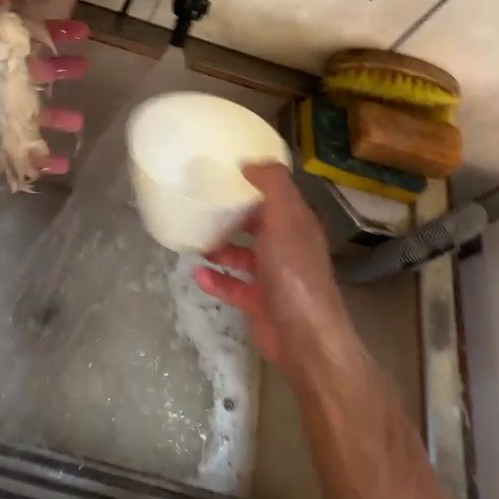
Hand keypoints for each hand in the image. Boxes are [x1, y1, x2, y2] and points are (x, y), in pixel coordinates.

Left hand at [0, 0, 87, 171]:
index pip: (24, 28)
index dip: (51, 24)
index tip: (78, 24)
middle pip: (34, 67)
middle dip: (61, 65)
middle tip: (86, 64)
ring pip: (34, 109)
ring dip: (59, 113)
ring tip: (80, 119)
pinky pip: (26, 146)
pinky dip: (46, 155)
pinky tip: (65, 159)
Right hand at [196, 164, 351, 366]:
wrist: (304, 336)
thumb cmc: (293, 271)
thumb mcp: (286, 218)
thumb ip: (273, 185)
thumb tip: (251, 163)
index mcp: (297, 225)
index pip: (276, 196)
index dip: (254, 183)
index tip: (224, 172)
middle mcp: (287, 248)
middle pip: (258, 225)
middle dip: (233, 216)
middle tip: (202, 205)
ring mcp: (273, 277)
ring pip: (242, 256)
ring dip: (220, 248)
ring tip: (195, 240)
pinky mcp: (259, 303)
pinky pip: (232, 286)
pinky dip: (215, 280)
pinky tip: (197, 274)